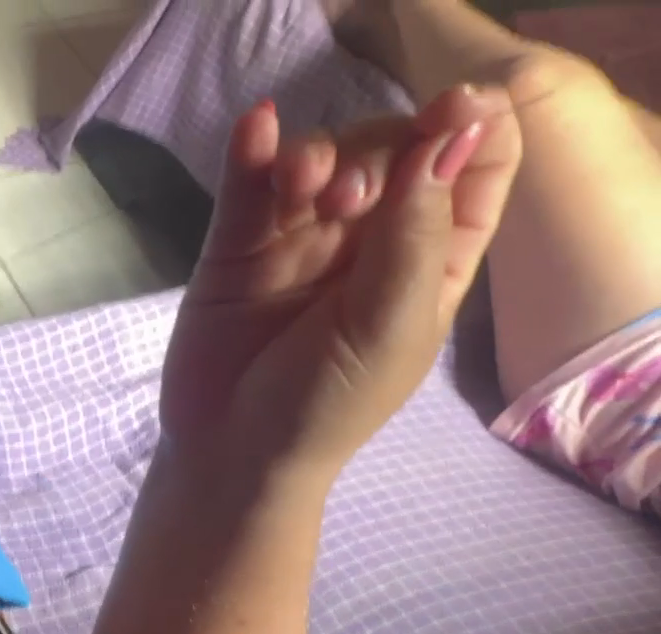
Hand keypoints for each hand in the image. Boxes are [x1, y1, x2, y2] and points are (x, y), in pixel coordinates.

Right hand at [161, 84, 522, 480]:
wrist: (230, 452)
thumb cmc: (324, 405)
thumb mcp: (390, 325)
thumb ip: (416, 234)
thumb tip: (452, 129)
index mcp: (431, 255)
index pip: (473, 164)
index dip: (469, 126)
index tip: (450, 111)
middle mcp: (366, 238)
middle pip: (390, 150)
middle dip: (376, 153)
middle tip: (348, 199)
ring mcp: (295, 242)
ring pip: (317, 164)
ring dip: (315, 157)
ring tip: (301, 188)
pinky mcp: (234, 252)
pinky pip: (245, 191)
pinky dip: (250, 154)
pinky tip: (255, 126)